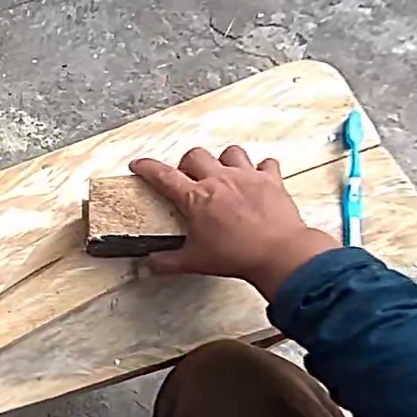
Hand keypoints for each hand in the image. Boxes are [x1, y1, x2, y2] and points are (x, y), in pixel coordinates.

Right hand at [128, 146, 338, 298]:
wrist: (277, 253)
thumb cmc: (236, 255)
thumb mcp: (193, 261)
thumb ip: (167, 262)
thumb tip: (151, 263)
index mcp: (195, 198)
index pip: (162, 175)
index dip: (147, 168)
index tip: (139, 165)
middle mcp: (219, 180)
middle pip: (195, 155)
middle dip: (186, 164)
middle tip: (187, 177)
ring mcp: (246, 177)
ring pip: (229, 152)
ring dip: (222, 160)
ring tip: (221, 173)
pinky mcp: (271, 180)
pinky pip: (265, 164)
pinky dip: (260, 168)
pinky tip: (256, 178)